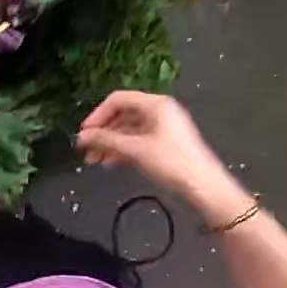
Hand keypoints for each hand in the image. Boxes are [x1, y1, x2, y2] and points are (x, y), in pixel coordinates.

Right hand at [77, 91, 252, 221]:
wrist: (205, 187)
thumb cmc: (171, 162)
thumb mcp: (135, 150)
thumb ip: (106, 140)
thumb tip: (81, 136)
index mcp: (155, 104)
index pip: (117, 100)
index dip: (97, 115)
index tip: (84, 133)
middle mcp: (158, 111)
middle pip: (121, 115)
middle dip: (102, 132)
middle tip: (86, 150)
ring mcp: (162, 128)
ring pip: (127, 130)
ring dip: (109, 143)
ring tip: (94, 161)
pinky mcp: (164, 144)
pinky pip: (136, 141)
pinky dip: (122, 150)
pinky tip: (109, 164)